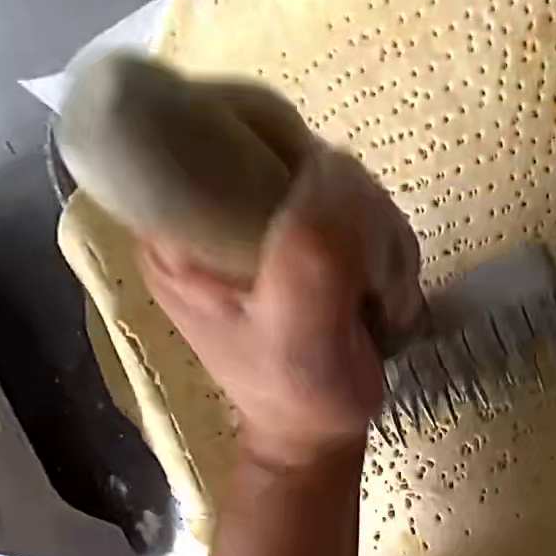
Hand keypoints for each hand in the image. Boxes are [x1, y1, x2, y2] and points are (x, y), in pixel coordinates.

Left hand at [142, 148, 398, 470]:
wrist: (318, 426)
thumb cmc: (300, 395)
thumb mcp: (300, 336)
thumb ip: (314, 250)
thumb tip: (331, 165)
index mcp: (175, 233)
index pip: (210, 128)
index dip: (275, 147)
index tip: (323, 215)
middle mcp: (207, 214)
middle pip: (283, 145)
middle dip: (345, 210)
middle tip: (362, 281)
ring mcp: (255, 219)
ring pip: (331, 172)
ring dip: (372, 232)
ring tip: (371, 297)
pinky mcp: (294, 230)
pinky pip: (352, 199)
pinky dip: (380, 239)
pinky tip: (376, 289)